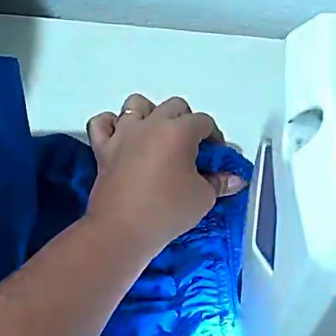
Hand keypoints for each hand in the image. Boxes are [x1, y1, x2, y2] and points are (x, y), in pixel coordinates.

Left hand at [84, 94, 244, 256]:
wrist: (121, 230)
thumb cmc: (167, 212)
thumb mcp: (202, 199)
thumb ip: (218, 183)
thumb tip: (233, 180)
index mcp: (179, 131)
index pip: (204, 122)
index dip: (214, 138)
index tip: (215, 157)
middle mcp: (150, 124)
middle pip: (173, 107)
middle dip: (186, 122)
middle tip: (190, 148)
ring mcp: (123, 134)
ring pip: (136, 105)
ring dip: (149, 114)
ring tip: (156, 137)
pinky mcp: (102, 149)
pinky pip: (102, 123)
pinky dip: (111, 125)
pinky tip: (121, 138)